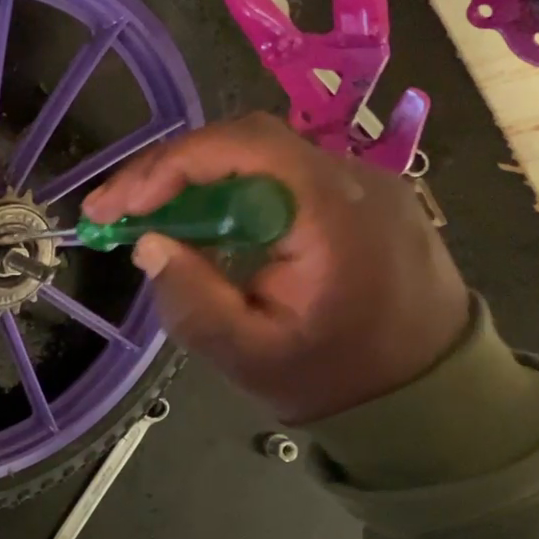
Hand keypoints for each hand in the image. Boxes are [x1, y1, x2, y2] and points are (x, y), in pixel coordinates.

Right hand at [82, 114, 470, 422]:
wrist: (429, 397)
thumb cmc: (335, 378)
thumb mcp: (249, 353)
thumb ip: (192, 300)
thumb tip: (148, 244)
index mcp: (333, 211)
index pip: (243, 147)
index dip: (169, 165)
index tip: (117, 207)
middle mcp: (354, 178)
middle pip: (243, 141)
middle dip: (165, 168)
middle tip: (108, 208)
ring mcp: (361, 183)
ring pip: (257, 154)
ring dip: (189, 177)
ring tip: (136, 213)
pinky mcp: (355, 198)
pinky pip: (277, 175)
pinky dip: (222, 188)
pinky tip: (190, 218)